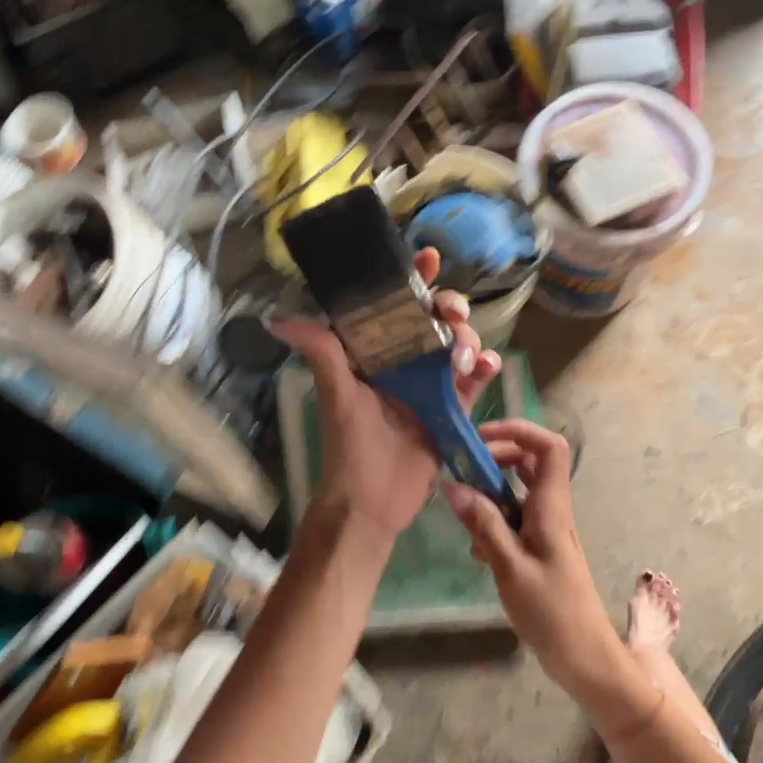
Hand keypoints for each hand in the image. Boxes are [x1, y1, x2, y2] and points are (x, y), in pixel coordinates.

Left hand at [273, 247, 501, 540]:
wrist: (372, 504)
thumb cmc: (350, 447)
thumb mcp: (337, 394)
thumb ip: (321, 351)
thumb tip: (274, 317)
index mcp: (374, 352)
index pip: (393, 304)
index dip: (412, 277)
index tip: (428, 258)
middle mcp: (404, 361)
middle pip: (434, 318)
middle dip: (449, 306)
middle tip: (450, 312)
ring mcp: (431, 383)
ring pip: (458, 343)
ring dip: (468, 338)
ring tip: (464, 357)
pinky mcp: (453, 407)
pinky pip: (474, 379)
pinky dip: (486, 367)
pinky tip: (487, 368)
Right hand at [446, 420, 624, 698]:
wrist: (584, 657)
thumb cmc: (552, 613)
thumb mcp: (510, 568)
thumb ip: (483, 525)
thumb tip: (453, 486)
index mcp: (552, 508)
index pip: (549, 446)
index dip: (518, 430)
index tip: (479, 439)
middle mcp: (552, 511)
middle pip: (530, 461)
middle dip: (495, 458)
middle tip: (463, 472)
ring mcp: (546, 529)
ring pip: (518, 490)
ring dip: (489, 493)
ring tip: (463, 514)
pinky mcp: (538, 548)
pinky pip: (514, 518)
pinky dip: (493, 521)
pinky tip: (476, 549)